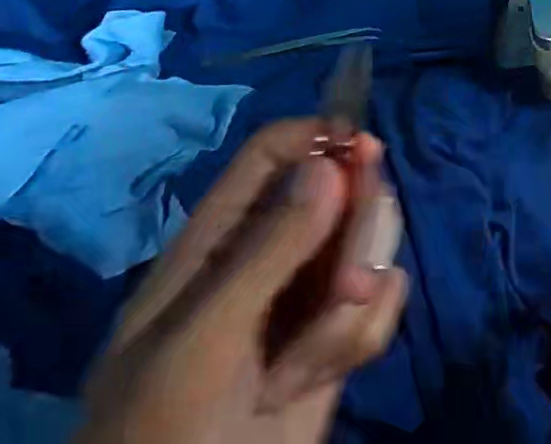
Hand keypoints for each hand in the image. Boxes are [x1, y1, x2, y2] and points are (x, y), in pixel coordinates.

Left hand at [73, 119, 407, 443]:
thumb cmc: (164, 433)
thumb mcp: (203, 341)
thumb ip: (269, 249)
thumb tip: (331, 162)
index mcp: (217, 241)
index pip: (273, 153)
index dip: (320, 137)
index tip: (364, 151)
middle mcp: (272, 252)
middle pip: (345, 189)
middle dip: (358, 237)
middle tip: (348, 286)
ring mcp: (311, 289)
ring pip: (374, 242)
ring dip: (357, 304)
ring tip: (315, 359)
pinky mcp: (344, 328)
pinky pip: (386, 295)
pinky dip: (366, 333)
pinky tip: (325, 374)